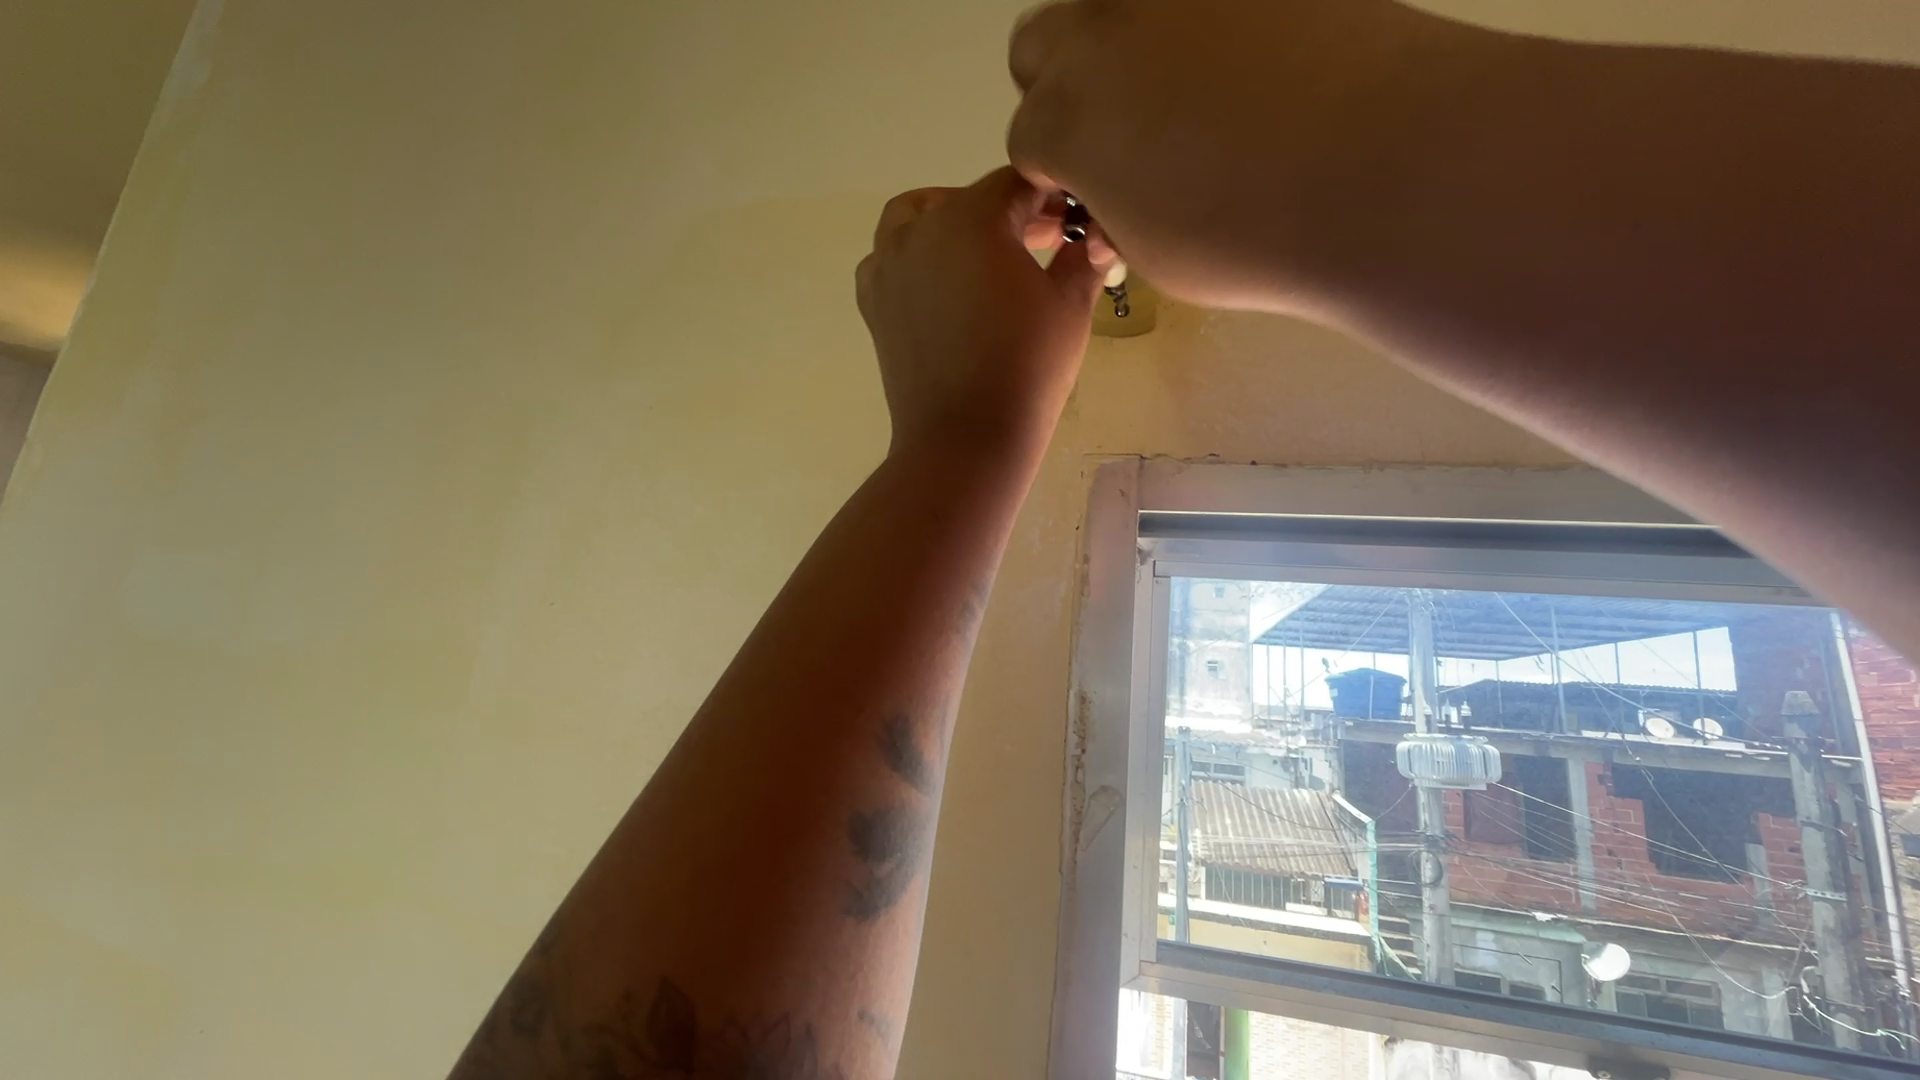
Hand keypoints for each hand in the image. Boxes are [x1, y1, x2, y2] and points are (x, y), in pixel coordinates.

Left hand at [856, 167, 1107, 462]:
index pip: (1018, 183)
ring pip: (918, 220)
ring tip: (987, 259)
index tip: (1075, 223)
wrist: (965, 439)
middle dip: (1008, 214)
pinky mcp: (873, 304)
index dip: (1052, 196)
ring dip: (953, 226)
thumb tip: (1098, 237)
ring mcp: (887, 267)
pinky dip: (917, 259)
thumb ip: (1084, 256)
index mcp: (969, 218)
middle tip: (1043, 245)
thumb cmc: (1026, 368)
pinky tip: (945, 288)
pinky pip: (890, 260)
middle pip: (968, 199)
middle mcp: (919, 230)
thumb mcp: (1070, 305)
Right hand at [1007, 0, 1494, 311]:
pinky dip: (1200, 30)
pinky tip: (1247, 71)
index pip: (1027, 139)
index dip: (1052, 177)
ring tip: (1182, 96)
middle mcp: (1101, 31)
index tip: (1085, 200)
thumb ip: (1111, 216)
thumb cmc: (1245, 237)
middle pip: (1040, 47)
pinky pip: (1194, 3)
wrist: (1382, 169)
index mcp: (1064, 116)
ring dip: (1121, 50)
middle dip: (1061, 94)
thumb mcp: (1151, 254)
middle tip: (1116, 140)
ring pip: (1111, 6)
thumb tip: (1108, 203)